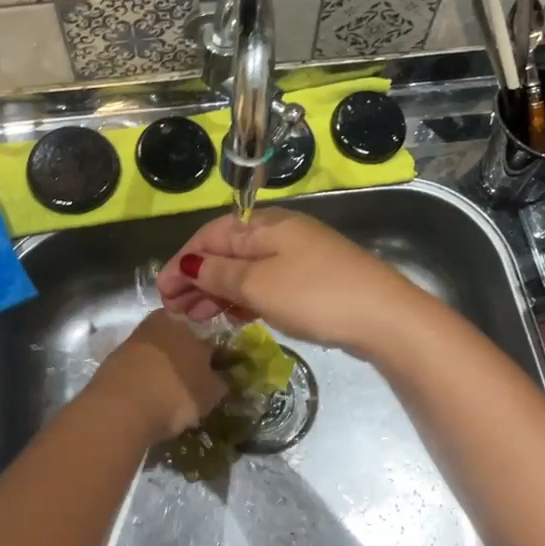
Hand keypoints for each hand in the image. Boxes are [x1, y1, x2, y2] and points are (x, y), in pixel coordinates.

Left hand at [85, 310, 225, 443]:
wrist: (119, 409)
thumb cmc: (175, 393)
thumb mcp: (210, 393)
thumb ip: (220, 381)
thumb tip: (220, 378)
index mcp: (187, 322)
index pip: (207, 334)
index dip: (213, 355)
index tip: (215, 373)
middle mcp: (159, 322)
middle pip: (179, 340)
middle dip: (186, 358)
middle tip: (193, 384)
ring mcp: (133, 339)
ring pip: (157, 353)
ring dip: (164, 369)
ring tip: (170, 396)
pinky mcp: (112, 359)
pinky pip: (138, 368)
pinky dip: (144, 380)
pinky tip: (148, 399)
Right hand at [156, 208, 431, 355]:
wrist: (384, 318)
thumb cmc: (316, 295)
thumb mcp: (259, 285)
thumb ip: (220, 273)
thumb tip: (189, 262)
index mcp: (266, 226)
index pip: (210, 235)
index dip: (182, 261)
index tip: (160, 292)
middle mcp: (281, 234)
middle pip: (227, 252)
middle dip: (197, 278)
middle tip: (174, 311)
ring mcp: (299, 258)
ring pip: (246, 271)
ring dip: (218, 292)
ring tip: (196, 319)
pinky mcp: (313, 282)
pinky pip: (266, 285)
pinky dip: (244, 300)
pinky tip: (232, 318)